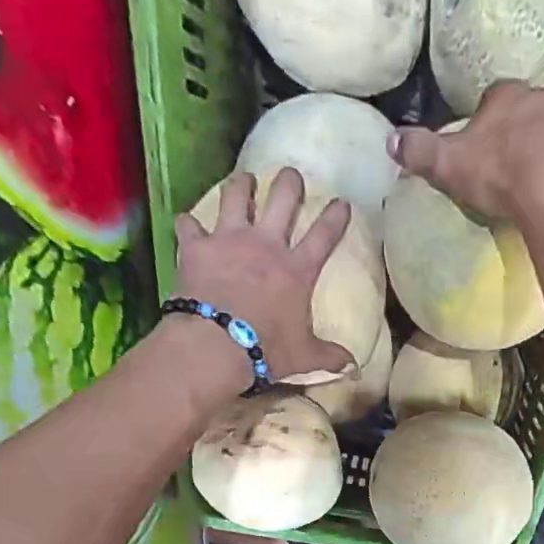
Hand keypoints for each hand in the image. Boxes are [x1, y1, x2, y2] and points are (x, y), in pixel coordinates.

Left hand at [170, 168, 355, 385]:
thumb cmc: (267, 348)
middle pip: (282, 200)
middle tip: (291, 174)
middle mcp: (266, 245)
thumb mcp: (305, 356)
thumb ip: (330, 356)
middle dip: (289, 183)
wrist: (215, 344)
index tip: (342, 202)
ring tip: (244, 178)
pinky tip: (188, 222)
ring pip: (236, 196)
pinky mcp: (196, 246)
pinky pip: (189, 225)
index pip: (324, 236)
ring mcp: (229, 240)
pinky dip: (189, 224)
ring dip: (241, 184)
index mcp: (297, 270)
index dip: (335, 217)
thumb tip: (355, 369)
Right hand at [388, 81, 543, 225]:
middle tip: (505, 169)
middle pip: (525, 114)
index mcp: (507, 94)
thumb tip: (391, 141)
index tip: (479, 150)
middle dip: (516, 135)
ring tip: (531, 186)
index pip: (492, 99)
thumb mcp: (447, 164)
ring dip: (543, 153)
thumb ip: (419, 151)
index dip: (484, 124)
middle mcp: (543, 99)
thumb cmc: (498, 174)